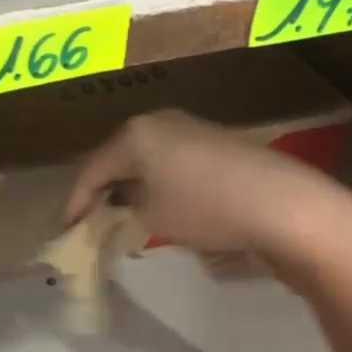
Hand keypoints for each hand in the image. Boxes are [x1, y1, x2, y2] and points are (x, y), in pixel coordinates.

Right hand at [62, 110, 351, 285]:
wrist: (284, 205)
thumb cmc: (206, 209)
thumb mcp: (153, 217)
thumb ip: (125, 208)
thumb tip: (121, 203)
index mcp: (135, 133)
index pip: (92, 169)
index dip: (76, 202)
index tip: (66, 230)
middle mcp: (159, 121)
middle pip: (118, 158)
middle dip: (104, 190)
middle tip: (91, 221)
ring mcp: (190, 128)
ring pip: (146, 159)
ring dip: (132, 186)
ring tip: (124, 216)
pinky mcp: (216, 143)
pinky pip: (172, 162)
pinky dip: (159, 183)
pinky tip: (164, 205)